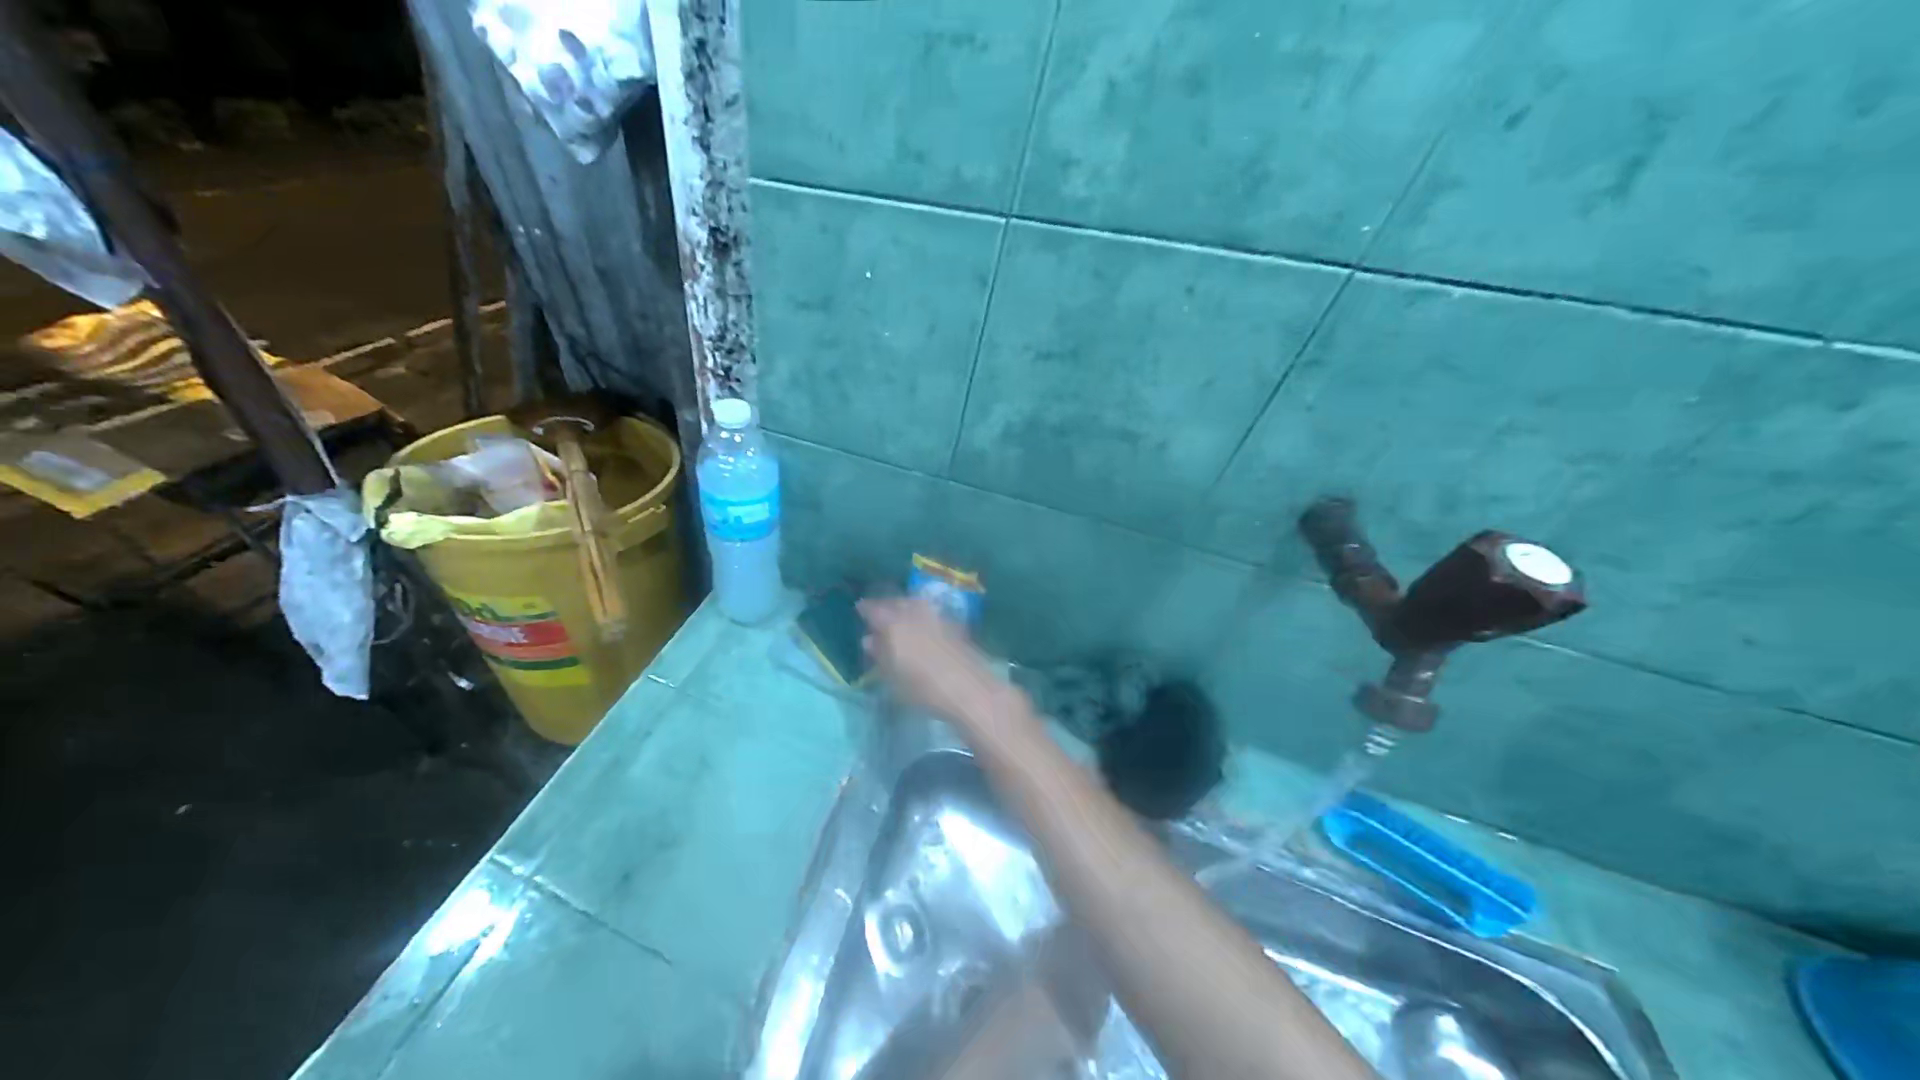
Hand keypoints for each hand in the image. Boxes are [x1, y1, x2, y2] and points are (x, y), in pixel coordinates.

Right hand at [858, 595, 1017, 726]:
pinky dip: (921, 614)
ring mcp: (936, 616)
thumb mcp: (893, 677)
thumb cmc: (923, 688)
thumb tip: (869, 640)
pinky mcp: (954, 624)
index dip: (866, 608)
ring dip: (905, 606)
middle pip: (896, 602)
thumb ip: (880, 655)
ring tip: (899, 617)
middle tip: (878, 613)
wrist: (969, 689)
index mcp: (893, 623)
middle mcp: (914, 613)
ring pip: (915, 603)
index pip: (874, 608)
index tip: (859, 609)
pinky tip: (921, 625)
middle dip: (885, 604)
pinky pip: (930, 612)